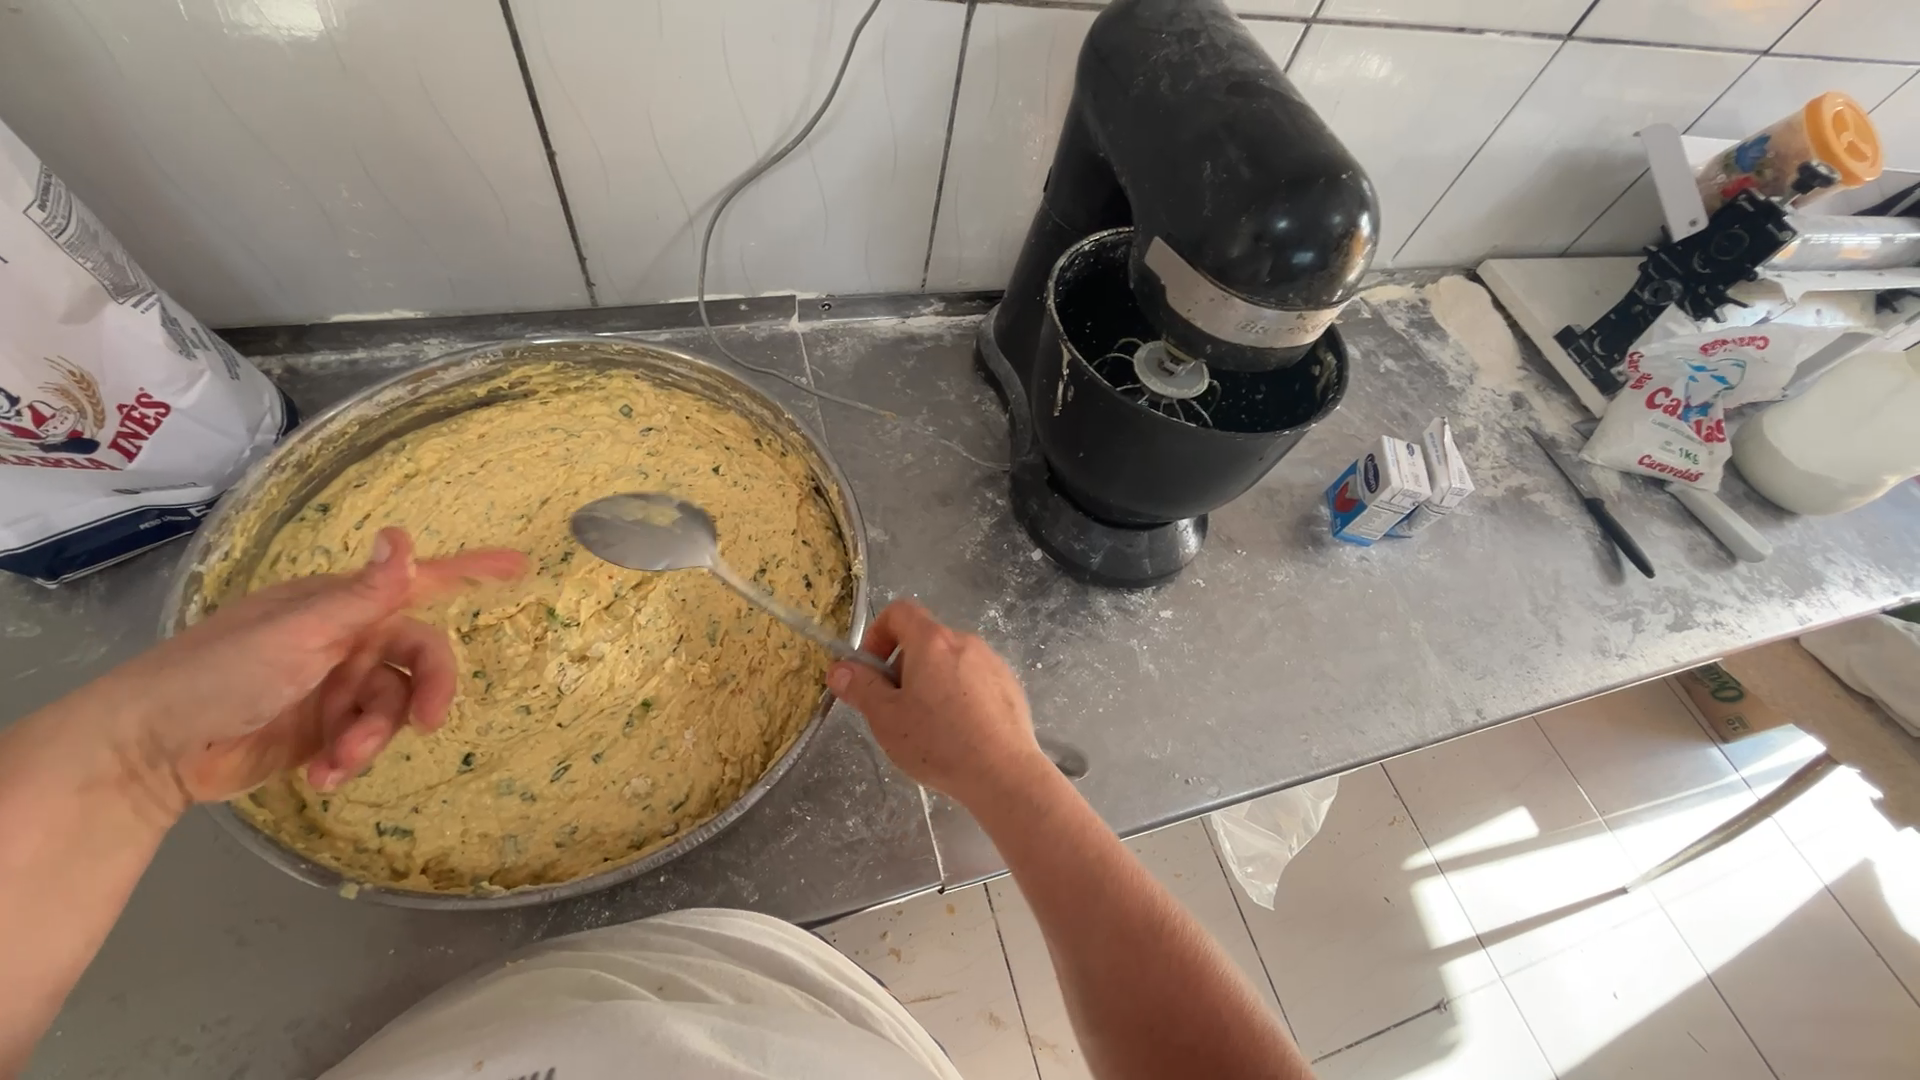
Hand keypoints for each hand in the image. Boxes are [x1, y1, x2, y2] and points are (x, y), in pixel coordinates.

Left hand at [98, 528, 525, 821]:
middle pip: (420, 656)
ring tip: (337, 761)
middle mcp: (347, 638)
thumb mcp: (298, 634)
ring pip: (395, 703)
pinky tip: (324, 776)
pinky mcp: (326, 726)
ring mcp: (337, 683)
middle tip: (429, 724)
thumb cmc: (217, 675)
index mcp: (341, 604)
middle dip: (425, 691)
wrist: (145, 754)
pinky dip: (351, 756)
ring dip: (373, 736)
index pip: (419, 580)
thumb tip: (404, 536)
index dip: (471, 570)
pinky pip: (367, 736)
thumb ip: (363, 594)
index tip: (520, 565)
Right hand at [828, 599, 1047, 805]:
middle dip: (904, 667)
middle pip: (925, 639)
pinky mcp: (1010, 685)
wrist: (1004, 772)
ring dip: (932, 682)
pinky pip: (974, 680)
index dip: (878, 634)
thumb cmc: (938, 742)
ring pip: (950, 662)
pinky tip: (960, 733)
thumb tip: (840, 668)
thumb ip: (861, 687)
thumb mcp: (886, 718)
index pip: (900, 611)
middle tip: (897, 708)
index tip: (873, 670)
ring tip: (930, 726)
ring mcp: (992, 662)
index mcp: (932, 641)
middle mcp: (966, 641)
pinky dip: (960, 695)